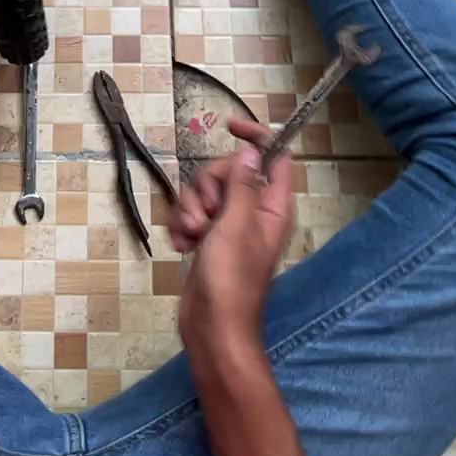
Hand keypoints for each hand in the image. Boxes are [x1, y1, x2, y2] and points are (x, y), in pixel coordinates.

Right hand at [170, 120, 296, 349]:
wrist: (211, 329)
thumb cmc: (231, 279)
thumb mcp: (236, 225)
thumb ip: (242, 184)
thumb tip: (250, 152)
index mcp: (272, 206)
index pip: (274, 156)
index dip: (256, 136)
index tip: (229, 126)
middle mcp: (252, 211)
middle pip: (228, 170)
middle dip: (208, 186)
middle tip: (208, 214)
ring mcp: (228, 225)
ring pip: (204, 191)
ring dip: (190, 209)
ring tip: (192, 236)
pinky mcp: (206, 238)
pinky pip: (190, 213)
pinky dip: (182, 226)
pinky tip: (181, 245)